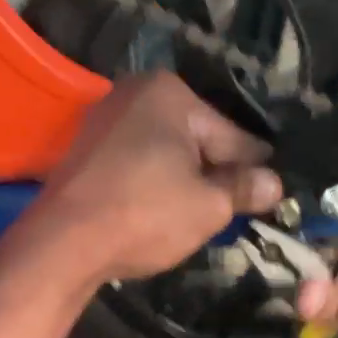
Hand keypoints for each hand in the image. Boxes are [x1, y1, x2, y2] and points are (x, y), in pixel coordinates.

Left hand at [19, 72, 282, 281]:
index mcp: (169, 93)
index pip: (231, 134)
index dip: (254, 167)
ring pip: (164, 152)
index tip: (273, 187)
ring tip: (201, 215)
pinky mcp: (84, 152)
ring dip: (183, 180)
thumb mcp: (207, 206)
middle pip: (195, 139)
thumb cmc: (144, 215)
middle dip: (214, 172)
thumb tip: (274, 183)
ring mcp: (103, 121)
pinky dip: (152, 183)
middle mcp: (133, 94)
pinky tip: (161, 211)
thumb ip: (243, 189)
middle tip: (236, 208)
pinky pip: (135, 163)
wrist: (63, 244)